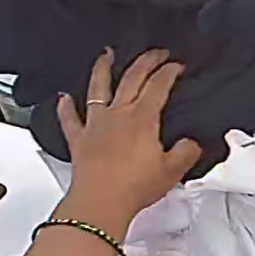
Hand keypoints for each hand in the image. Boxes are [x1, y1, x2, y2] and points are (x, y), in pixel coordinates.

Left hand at [55, 47, 201, 232]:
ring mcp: (95, 125)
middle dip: (146, 61)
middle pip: (131, 78)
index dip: (169, 72)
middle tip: (155, 53)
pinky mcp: (79, 140)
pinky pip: (70, 118)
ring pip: (98, 88)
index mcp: (142, 119)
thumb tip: (190, 143)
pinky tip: (63, 98)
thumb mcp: (172, 170)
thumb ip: (186, 152)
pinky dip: (66, 107)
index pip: (158, 86)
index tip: (176, 65)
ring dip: (103, 68)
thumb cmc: (134, 187)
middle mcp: (117, 115)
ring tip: (106, 55)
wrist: (101, 202)